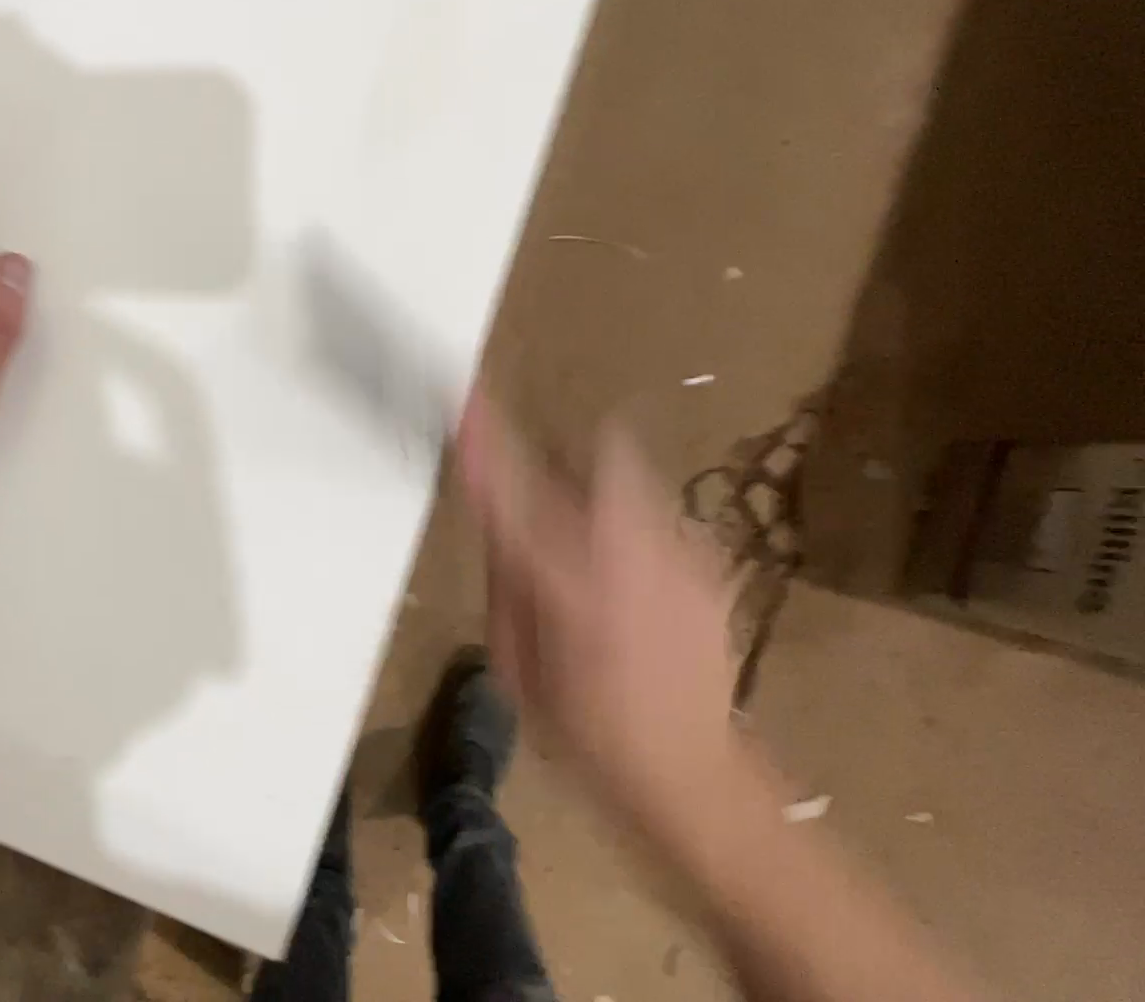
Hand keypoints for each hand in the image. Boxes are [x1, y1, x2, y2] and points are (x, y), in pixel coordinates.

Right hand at [456, 396, 742, 829]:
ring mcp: (683, 562)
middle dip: (563, 460)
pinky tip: (629, 590)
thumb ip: (507, 586)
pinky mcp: (710, 571)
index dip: (488, 443)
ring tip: (588, 560)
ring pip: (630, 484)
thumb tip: (503, 530)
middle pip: (600, 459)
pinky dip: (630, 532)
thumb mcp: (516, 667)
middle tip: (544, 502)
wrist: (692, 776)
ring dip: (595, 498)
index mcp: (570, 591)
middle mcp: (633, 561)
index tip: (465, 399)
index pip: (515, 497)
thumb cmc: (584, 733)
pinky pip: (657, 521)